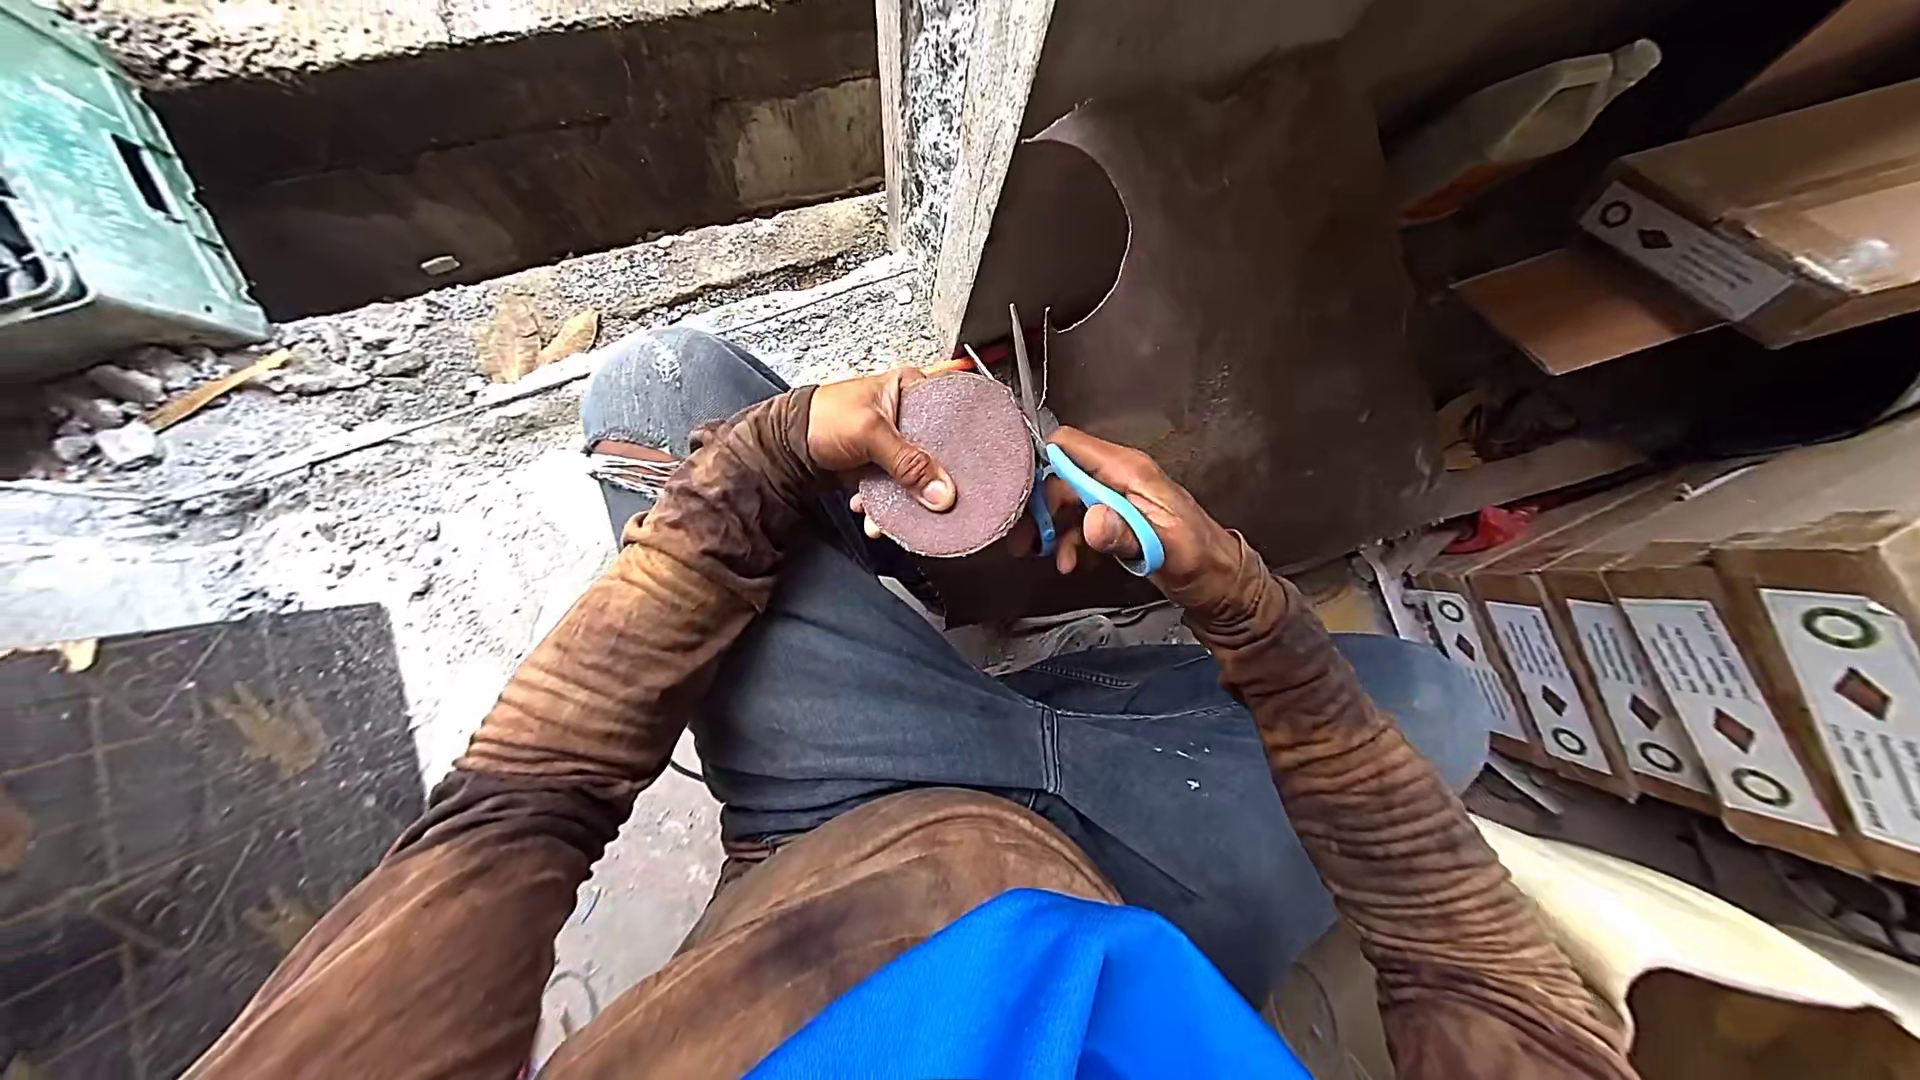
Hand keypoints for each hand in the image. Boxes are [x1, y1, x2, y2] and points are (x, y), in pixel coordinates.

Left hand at [809, 368, 954, 513]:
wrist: (787, 447)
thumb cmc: (821, 418)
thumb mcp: (870, 433)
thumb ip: (908, 463)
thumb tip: (941, 490)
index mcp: (911, 389)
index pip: (948, 417)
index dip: (957, 447)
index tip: (960, 475)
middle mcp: (908, 414)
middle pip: (936, 453)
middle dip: (928, 482)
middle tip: (930, 500)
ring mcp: (897, 442)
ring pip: (918, 475)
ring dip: (905, 500)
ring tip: (891, 512)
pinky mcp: (885, 465)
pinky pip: (899, 488)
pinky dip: (889, 504)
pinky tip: (876, 511)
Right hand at [1017, 426, 1244, 611]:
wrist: (1219, 583)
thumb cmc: (1203, 561)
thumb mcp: (1166, 549)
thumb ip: (1127, 534)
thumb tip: (1093, 520)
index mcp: (1130, 472)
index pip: (1070, 446)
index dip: (1042, 465)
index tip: (1026, 498)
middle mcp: (1118, 479)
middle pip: (1059, 476)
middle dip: (1040, 508)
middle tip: (1029, 540)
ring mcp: (1113, 499)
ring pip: (1063, 502)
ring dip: (1050, 530)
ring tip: (1053, 557)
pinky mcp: (1112, 519)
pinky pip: (1077, 522)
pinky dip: (1066, 541)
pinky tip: (1070, 560)